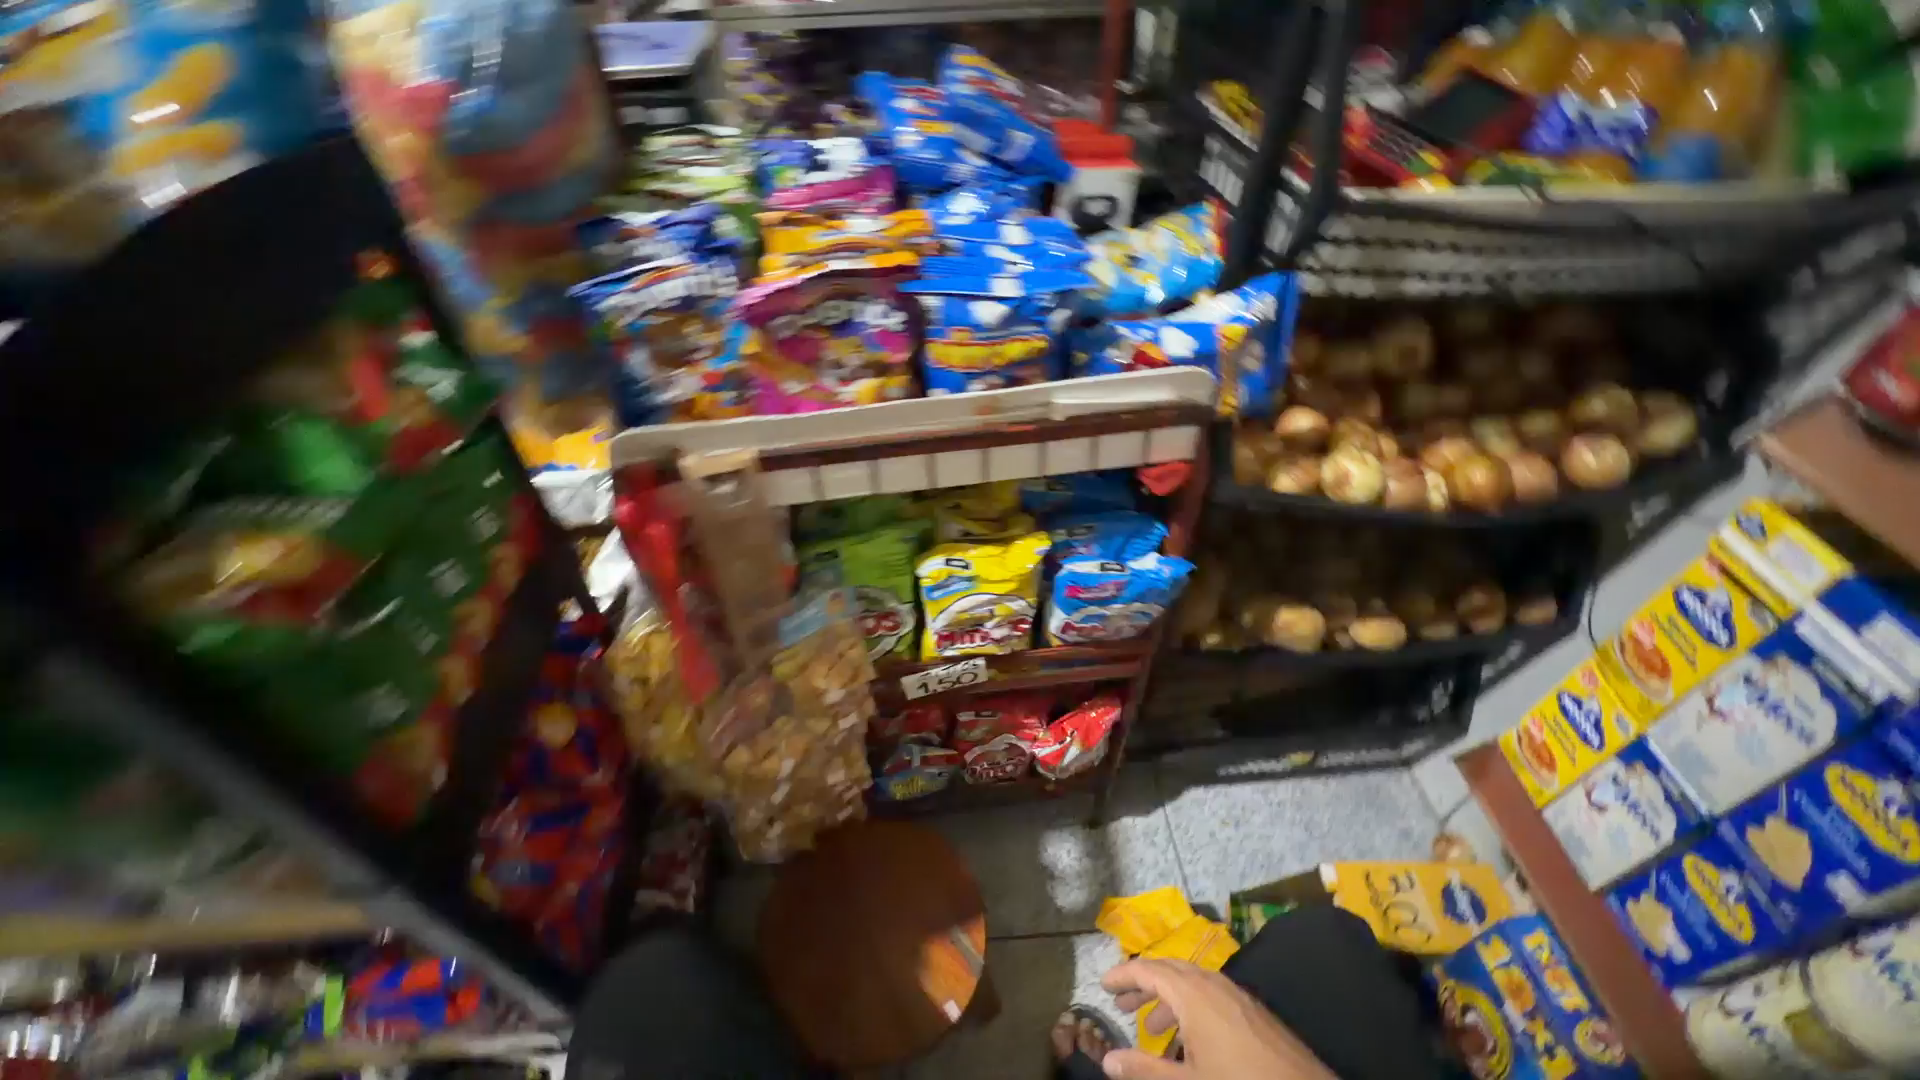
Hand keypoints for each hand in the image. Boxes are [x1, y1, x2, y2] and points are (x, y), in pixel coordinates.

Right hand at [1097, 958, 1336, 1079]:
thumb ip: (1145, 1068)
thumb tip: (1107, 1060)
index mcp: (1194, 994)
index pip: (1149, 970)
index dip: (1123, 975)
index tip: (1102, 985)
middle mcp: (1213, 984)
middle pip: (1170, 971)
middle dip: (1143, 984)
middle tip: (1120, 1004)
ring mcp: (1237, 995)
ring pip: (1192, 983)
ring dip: (1167, 997)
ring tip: (1151, 1026)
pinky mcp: (1253, 1011)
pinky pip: (1211, 995)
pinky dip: (1190, 1006)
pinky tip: (1190, 1037)